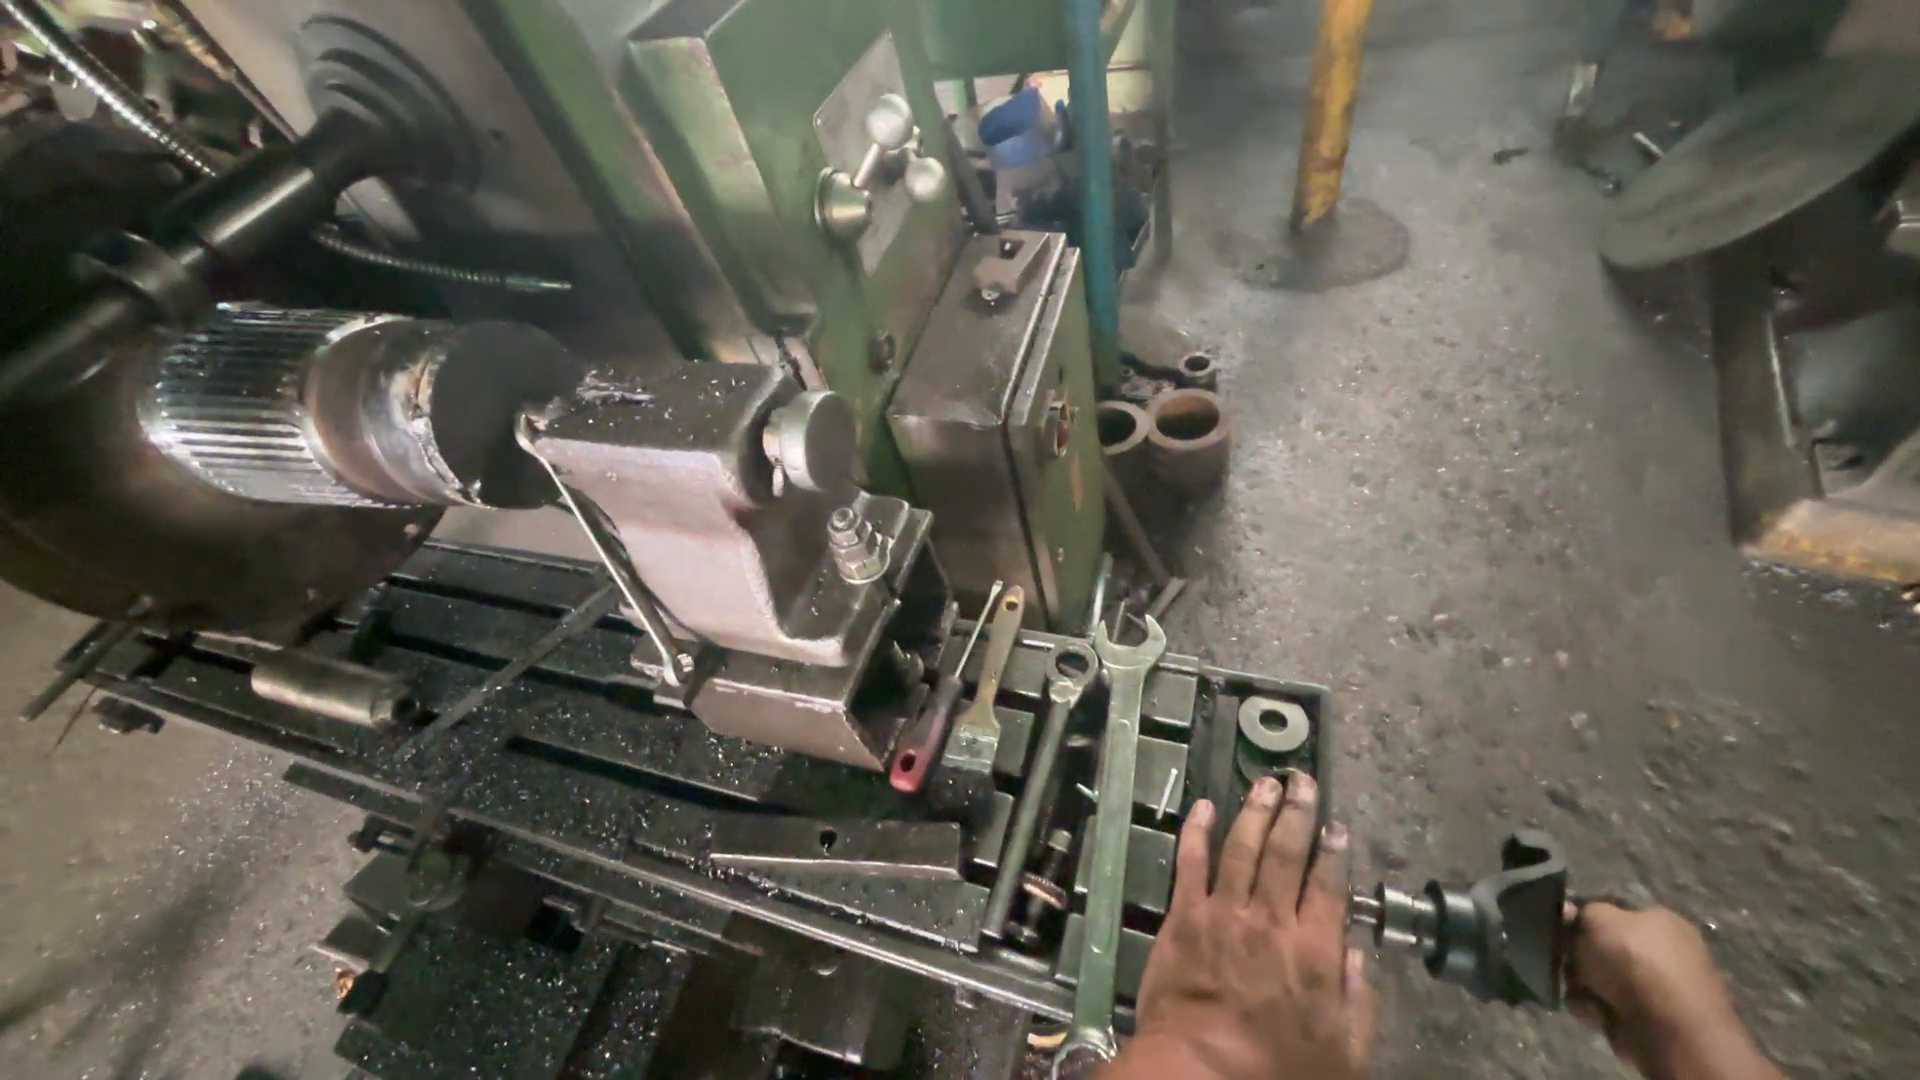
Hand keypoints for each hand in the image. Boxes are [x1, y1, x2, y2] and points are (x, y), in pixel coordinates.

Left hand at [1113, 772, 1373, 1079]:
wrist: (1201, 1072)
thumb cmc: (1277, 1070)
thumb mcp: (1343, 1053)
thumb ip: (1356, 1000)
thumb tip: (1356, 951)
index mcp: (1313, 951)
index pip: (1328, 885)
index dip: (1333, 851)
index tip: (1335, 825)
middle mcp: (1269, 920)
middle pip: (1286, 853)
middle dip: (1296, 812)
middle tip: (1300, 781)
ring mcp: (1223, 912)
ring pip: (1241, 848)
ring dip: (1254, 812)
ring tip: (1264, 783)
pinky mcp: (1184, 915)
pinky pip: (1191, 862)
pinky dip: (1197, 832)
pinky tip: (1204, 808)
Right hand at [1567, 903, 1782, 1079]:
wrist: (1669, 1030)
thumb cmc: (1635, 961)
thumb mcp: (1597, 917)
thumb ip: (1580, 910)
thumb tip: (1572, 916)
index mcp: (1662, 922)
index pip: (1613, 909)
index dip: (1583, 914)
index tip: (1562, 924)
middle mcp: (1665, 953)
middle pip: (1602, 944)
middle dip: (1577, 952)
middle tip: (1566, 957)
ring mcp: (1658, 989)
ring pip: (1598, 975)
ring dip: (1580, 980)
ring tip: (1580, 988)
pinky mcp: (1648, 1019)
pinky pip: (1604, 1003)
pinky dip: (1592, 1005)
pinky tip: (1593, 1008)